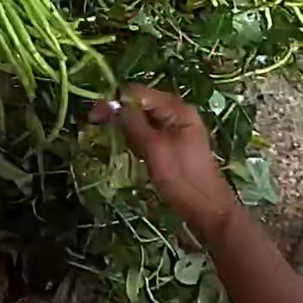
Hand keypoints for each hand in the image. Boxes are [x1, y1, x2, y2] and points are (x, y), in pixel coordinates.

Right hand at [90, 84, 239, 237]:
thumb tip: (109, 104)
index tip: (94, 117)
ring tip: (113, 141)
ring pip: (144, 119)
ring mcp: (177, 128)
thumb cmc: (182, 178)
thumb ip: (131, 123)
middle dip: (120, 114)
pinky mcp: (174, 143)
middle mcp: (177, 112)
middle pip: (141, 104)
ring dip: (127, 128)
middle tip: (98, 130)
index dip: (114, 101)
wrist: (208, 210)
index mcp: (176, 107)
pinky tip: (130, 150)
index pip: (138, 92)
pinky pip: (150, 132)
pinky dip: (137, 138)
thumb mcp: (153, 148)